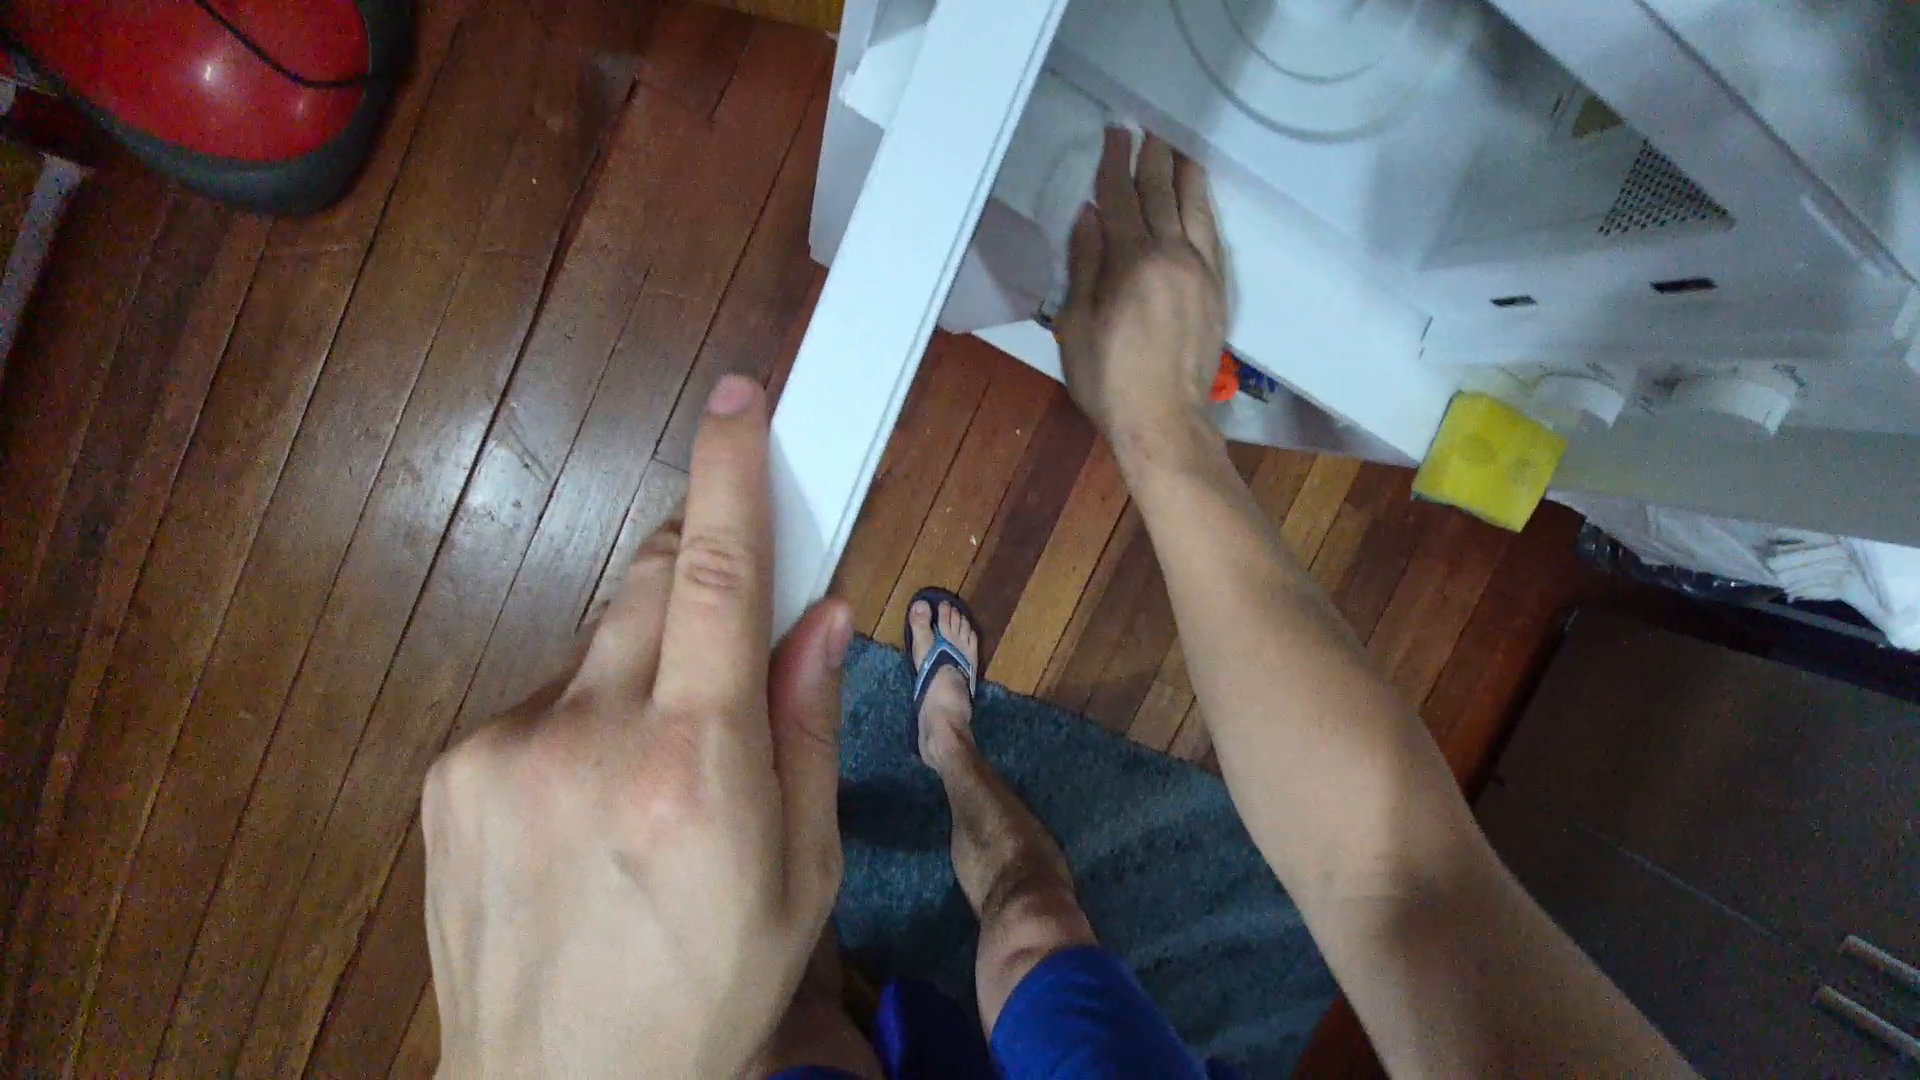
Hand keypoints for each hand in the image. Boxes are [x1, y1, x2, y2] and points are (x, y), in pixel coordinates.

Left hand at [422, 375, 853, 1077]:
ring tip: (664, 749)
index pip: (716, 579)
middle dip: (698, 565)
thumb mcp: (805, 868)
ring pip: (601, 637)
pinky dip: (593, 703)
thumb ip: (808, 726)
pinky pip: (550, 689)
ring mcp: (501, 751)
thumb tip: (820, 616)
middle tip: (733, 615)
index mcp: (695, 768)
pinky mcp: (452, 770)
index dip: (732, 476)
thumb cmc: (716, 983)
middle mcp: (586, 740)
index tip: (742, 401)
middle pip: (649, 576)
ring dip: (648, 654)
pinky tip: (600, 785)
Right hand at [1056, 129, 1226, 463]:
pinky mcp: (1217, 288)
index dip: (1114, 165)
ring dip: (1183, 173)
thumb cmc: (1108, 379)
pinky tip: (1199, 196)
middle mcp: (1170, 255)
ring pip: (1193, 207)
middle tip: (1146, 130)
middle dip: (1150, 158)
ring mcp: (1200, 270)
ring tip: (1177, 147)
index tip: (1114, 134)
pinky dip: (1204, 206)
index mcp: (1130, 263)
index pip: (1121, 200)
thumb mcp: (1075, 327)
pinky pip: (1213, 233)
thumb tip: (1088, 216)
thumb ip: (1084, 267)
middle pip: (1160, 194)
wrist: (1164, 418)